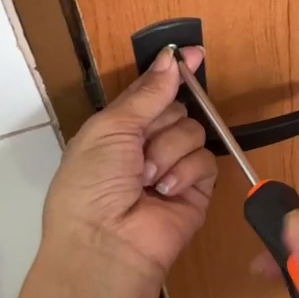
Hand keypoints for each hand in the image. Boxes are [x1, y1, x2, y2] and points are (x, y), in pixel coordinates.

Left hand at [41, 47, 217, 278]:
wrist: (106, 243)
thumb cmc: (92, 184)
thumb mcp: (110, 129)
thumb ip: (148, 93)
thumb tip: (173, 56)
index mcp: (119, 129)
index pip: (153, 92)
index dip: (171, 74)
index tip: (194, 54)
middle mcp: (147, 145)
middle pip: (178, 109)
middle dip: (161, 125)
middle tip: (140, 149)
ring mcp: (175, 167)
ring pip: (194, 132)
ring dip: (169, 152)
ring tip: (148, 178)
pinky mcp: (198, 189)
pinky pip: (206, 161)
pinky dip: (185, 173)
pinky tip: (166, 191)